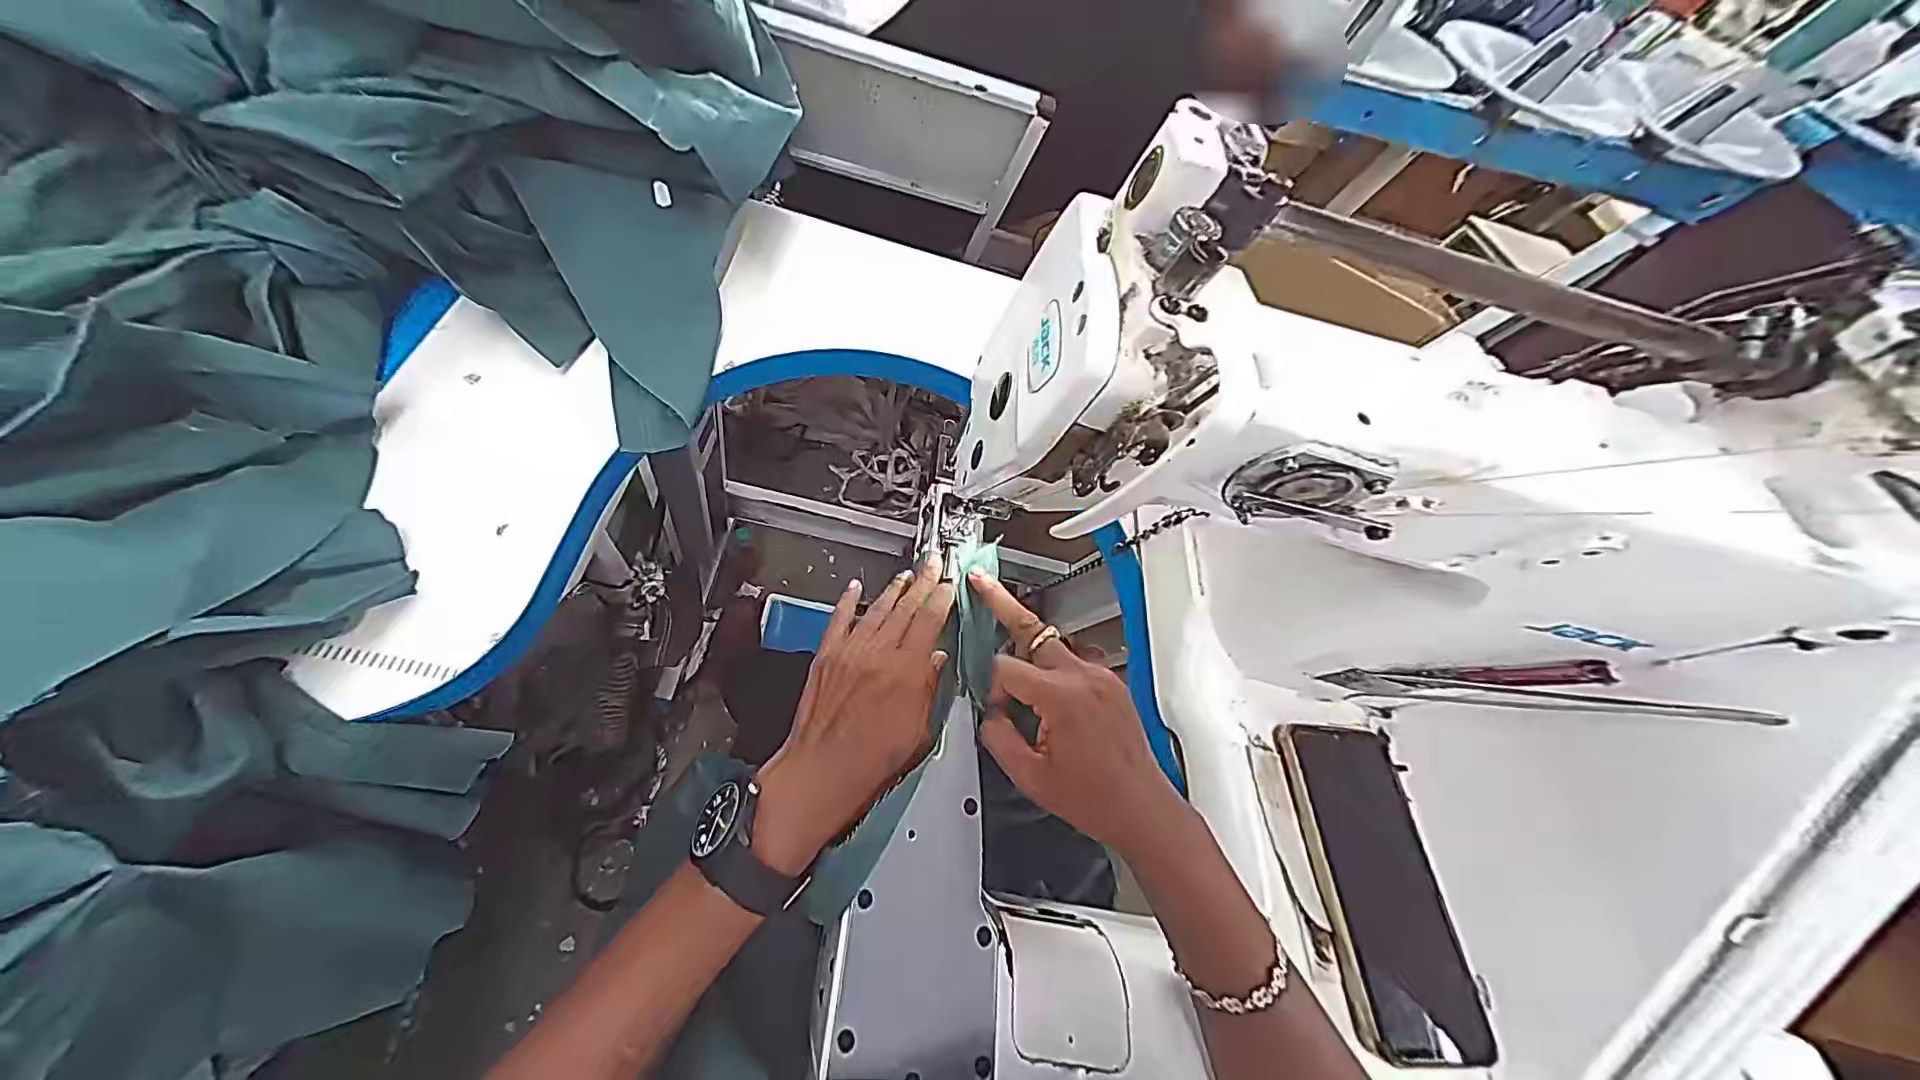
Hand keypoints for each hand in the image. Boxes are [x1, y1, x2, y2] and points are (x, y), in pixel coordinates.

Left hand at [753, 556, 954, 874]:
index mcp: (905, 672)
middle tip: (932, 564)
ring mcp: (849, 653)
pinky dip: (848, 602)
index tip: (949, 585)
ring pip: (876, 610)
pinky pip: (839, 620)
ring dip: (893, 590)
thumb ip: (929, 689)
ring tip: (906, 575)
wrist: (821, 771)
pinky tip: (855, 588)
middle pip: (905, 608)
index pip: (929, 621)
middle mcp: (877, 655)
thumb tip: (936, 662)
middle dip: (922, 582)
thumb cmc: (871, 761)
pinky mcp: (826, 658)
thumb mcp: (919, 731)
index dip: (942, 599)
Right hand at [967, 571, 1185, 855]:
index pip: (1007, 667)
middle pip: (1034, 631)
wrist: (1141, 808)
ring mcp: (1102, 678)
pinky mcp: (1112, 684)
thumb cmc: (1096, 798)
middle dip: (1003, 607)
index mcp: (1061, 698)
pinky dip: (1055, 666)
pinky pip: (1075, 661)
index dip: (992, 687)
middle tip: (982, 583)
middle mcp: (1085, 678)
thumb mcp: (1029, 775)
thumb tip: (991, 713)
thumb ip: (998, 735)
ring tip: (1007, 627)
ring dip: (1030, 646)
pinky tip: (1048, 690)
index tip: (994, 707)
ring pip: (1055, 644)